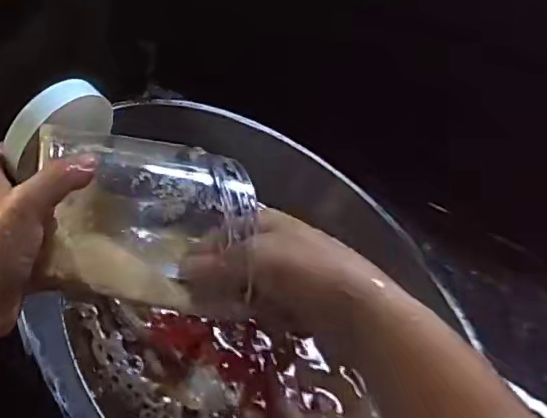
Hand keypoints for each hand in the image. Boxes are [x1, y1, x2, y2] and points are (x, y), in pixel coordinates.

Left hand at [0, 144, 96, 337]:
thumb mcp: (27, 202)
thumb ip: (57, 179)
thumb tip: (91, 159)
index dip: (4, 151)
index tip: (29, 145)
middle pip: (16, 195)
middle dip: (42, 189)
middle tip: (72, 183)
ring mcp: (7, 248)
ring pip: (33, 230)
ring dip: (55, 227)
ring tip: (86, 219)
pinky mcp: (18, 277)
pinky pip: (44, 266)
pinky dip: (61, 264)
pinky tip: (85, 261)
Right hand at [186, 208, 398, 341]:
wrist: (365, 312)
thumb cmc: (304, 270)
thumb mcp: (253, 258)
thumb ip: (217, 264)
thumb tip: (181, 269)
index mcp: (265, 219)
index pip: (223, 231)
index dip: (201, 250)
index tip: (181, 273)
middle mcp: (279, 242)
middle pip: (238, 259)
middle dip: (218, 279)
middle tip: (198, 300)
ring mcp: (296, 274)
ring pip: (255, 287)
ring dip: (238, 302)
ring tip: (222, 317)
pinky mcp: (310, 305)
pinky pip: (274, 310)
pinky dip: (262, 317)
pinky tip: (255, 327)